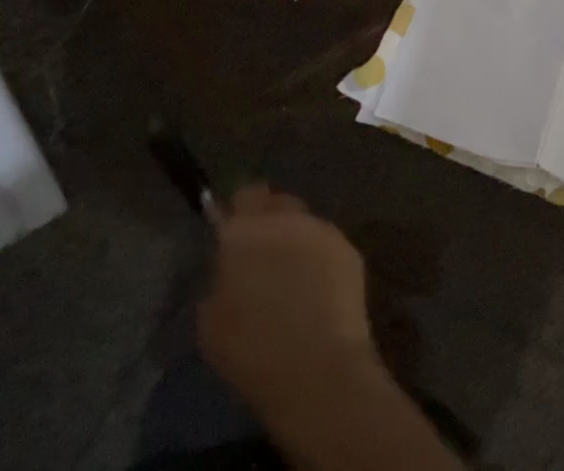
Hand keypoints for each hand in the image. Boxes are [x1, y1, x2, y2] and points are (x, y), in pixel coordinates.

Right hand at [197, 185, 376, 415]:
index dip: (241, 214)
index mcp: (246, 230)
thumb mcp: (211, 318)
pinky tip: (317, 291)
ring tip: (293, 279)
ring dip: (298, 242)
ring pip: (306, 225)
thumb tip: (232, 270)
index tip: (236, 235)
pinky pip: (328, 246)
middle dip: (271, 223)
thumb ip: (221, 279)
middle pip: (279, 204)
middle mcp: (289, 220)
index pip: (245, 195)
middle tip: (263, 257)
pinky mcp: (352, 252)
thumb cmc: (251, 350)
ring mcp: (325, 233)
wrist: (318, 368)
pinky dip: (321, 260)